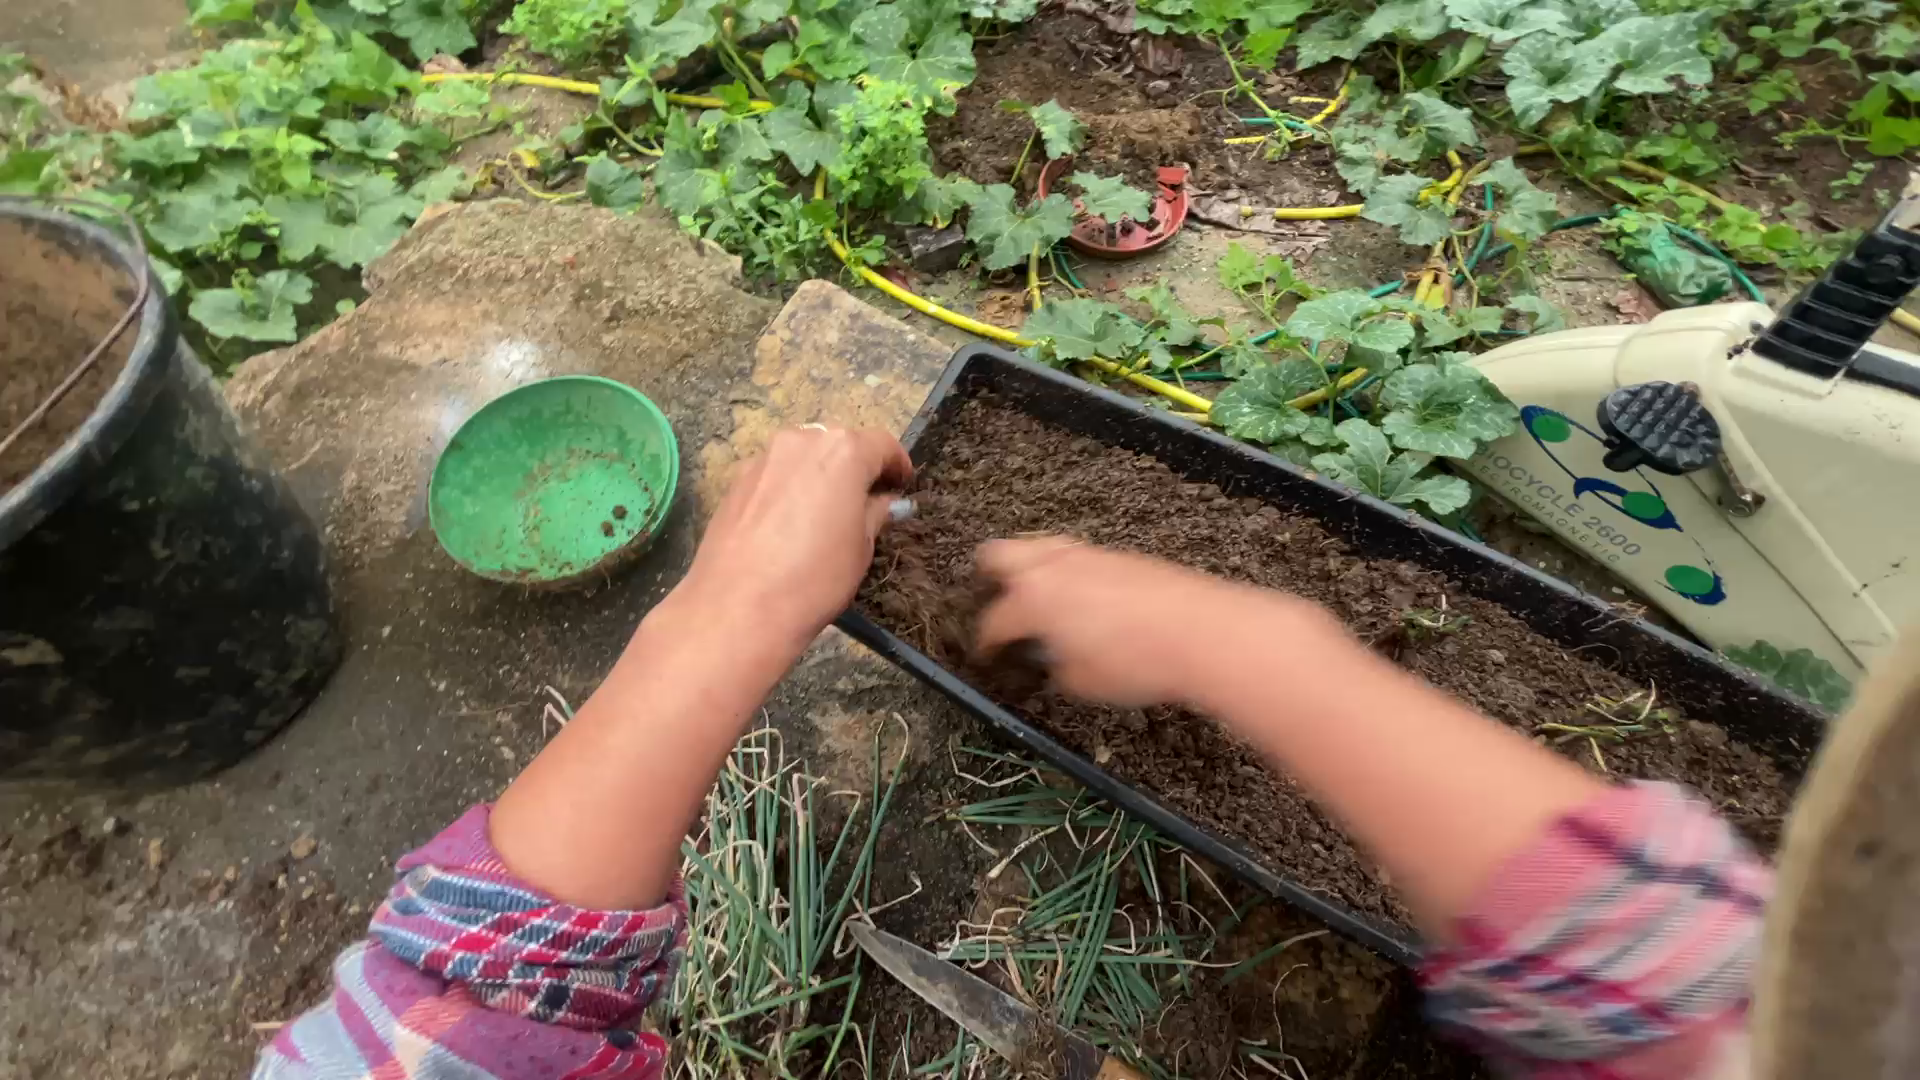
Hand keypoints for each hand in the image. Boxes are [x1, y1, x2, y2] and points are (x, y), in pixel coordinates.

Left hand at [677, 426, 912, 651]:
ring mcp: (764, 458)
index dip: (898, 464)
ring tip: (828, 512)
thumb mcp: (862, 546)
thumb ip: (875, 512)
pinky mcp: (736, 480)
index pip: (882, 444)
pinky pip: (776, 475)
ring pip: (804, 457)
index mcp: (844, 451)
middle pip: (839, 445)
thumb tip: (881, 501)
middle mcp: (802, 441)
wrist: (739, 605)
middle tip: (868, 500)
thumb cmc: (815, 576)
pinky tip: (792, 523)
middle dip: (857, 467)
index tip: (903, 484)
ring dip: (821, 475)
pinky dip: (791, 488)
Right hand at [974, 537, 1340, 708]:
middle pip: (999, 554)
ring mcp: (1085, 555)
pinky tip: (1079, 592)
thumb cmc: (1135, 662)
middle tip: (993, 599)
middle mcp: (1051, 568)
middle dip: (987, 576)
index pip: (994, 620)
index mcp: (1033, 600)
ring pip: (1039, 545)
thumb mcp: (1082, 682)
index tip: (985, 655)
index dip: (984, 642)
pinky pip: (1074, 554)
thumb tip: (1053, 661)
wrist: (1201, 630)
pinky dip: (1064, 569)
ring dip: (1027, 565)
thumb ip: (1056, 668)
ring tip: (1034, 590)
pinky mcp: (1117, 554)